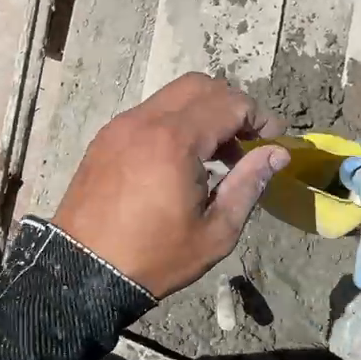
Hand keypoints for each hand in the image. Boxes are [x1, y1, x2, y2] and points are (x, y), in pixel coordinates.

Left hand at [53, 73, 288, 296]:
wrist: (82, 273)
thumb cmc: (155, 257)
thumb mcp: (216, 231)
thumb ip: (249, 184)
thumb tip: (278, 154)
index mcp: (176, 141)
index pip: (231, 103)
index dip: (260, 117)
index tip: (275, 141)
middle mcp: (146, 120)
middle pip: (201, 86)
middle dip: (232, 106)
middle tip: (248, 142)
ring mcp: (121, 126)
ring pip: (173, 96)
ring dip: (204, 113)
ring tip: (218, 156)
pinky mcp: (106, 138)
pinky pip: (150, 113)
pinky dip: (176, 123)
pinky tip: (184, 161)